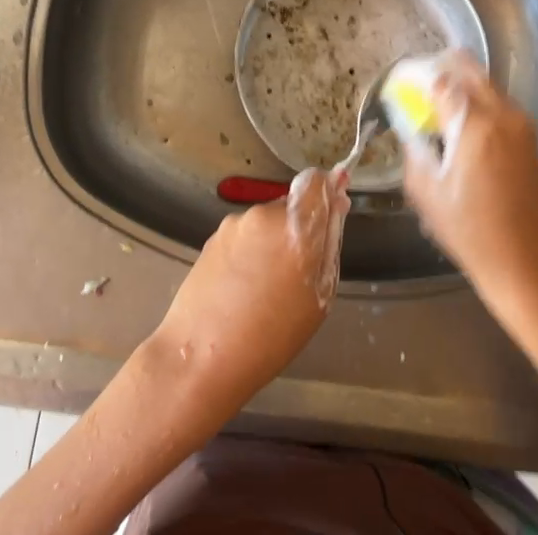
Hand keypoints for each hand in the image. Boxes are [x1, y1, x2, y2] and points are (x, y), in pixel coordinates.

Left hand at [148, 167, 349, 408]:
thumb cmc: (272, 336)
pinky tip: (242, 288)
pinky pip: (243, 236)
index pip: (317, 182)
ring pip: (265, 222)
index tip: (330, 212)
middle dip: (298, 228)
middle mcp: (264, 214)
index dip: (327, 191)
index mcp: (297, 226)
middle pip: (291, 206)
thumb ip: (328, 246)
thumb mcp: (319, 296)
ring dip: (272, 242)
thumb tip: (335, 206)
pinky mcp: (211, 237)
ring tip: (264, 288)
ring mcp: (233, 224)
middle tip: (296, 272)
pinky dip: (249, 253)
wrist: (201, 356)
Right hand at [400, 52, 537, 290]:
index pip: (440, 78)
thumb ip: (414, 148)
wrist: (524, 260)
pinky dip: (474, 103)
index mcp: (475, 125)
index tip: (396, 84)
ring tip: (432, 109)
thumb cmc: (470, 231)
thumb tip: (408, 124)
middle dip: (437, 70)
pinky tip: (456, 127)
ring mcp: (521, 124)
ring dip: (457, 86)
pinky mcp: (529, 137)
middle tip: (414, 90)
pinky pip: (496, 103)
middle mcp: (503, 114)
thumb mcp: (426, 191)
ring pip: (484, 83)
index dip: (414, 75)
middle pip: (467, 67)